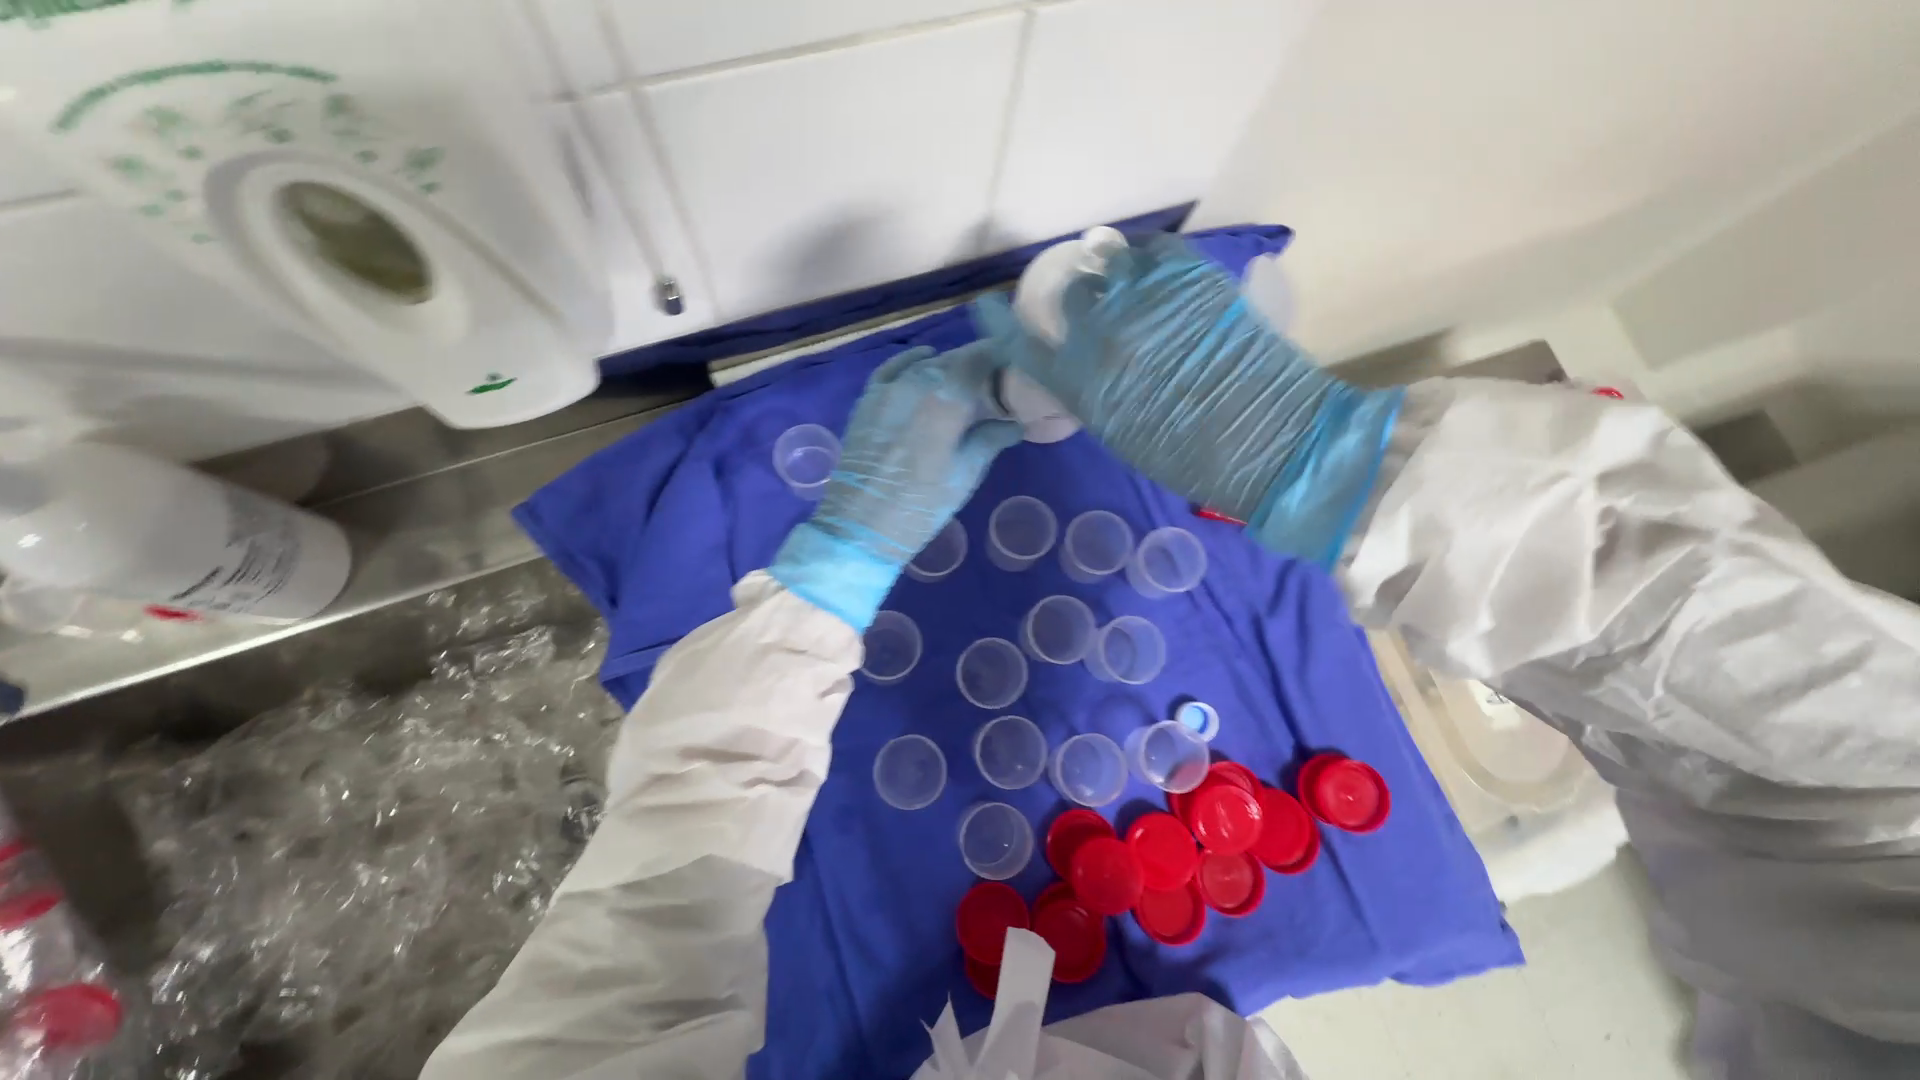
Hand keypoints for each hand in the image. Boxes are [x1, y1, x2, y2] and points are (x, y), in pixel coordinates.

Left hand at [771, 344, 1021, 629]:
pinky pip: (893, 367)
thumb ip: (991, 439)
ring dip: (947, 366)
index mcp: (947, 397)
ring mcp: (888, 388)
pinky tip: (925, 361)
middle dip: (976, 365)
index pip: (980, 359)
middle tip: (996, 379)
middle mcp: (917, 381)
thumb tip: (1013, 423)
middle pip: (953, 359)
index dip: (1000, 356)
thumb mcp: (966, 474)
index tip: (1016, 363)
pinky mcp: (868, 399)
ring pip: (925, 363)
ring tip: (965, 381)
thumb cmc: (922, 504)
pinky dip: (912, 361)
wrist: (861, 525)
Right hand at [973, 235, 1401, 564]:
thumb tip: (1087, 365)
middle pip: (1071, 296)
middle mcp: (1103, 337)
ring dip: (1108, 271)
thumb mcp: (1121, 433)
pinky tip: (1144, 260)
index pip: (1022, 344)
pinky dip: (1143, 253)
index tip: (989, 306)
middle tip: (1089, 305)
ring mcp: (1146, 301)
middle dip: (1075, 300)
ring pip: (1107, 264)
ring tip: (1120, 277)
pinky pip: (1153, 248)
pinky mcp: (1190, 280)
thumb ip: (1092, 393)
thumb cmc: (1194, 459)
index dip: (1000, 322)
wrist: (1271, 444)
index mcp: (1082, 385)